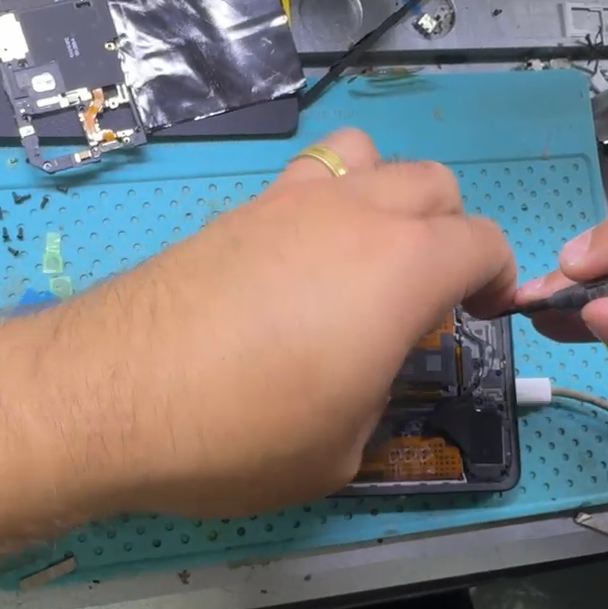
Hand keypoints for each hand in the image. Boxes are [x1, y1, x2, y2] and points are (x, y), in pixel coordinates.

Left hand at [49, 128, 516, 518]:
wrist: (110, 398)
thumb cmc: (238, 436)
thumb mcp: (338, 451)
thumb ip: (374, 395)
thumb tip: (364, 368)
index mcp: (401, 269)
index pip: (483, 242)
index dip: (497, 277)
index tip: (482, 312)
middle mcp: (351, 213)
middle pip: (431, 184)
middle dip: (447, 232)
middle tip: (420, 297)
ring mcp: (285, 202)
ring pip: (363, 157)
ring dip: (384, 196)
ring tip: (360, 257)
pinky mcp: (232, 212)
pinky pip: (300, 181)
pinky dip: (321, 206)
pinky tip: (290, 266)